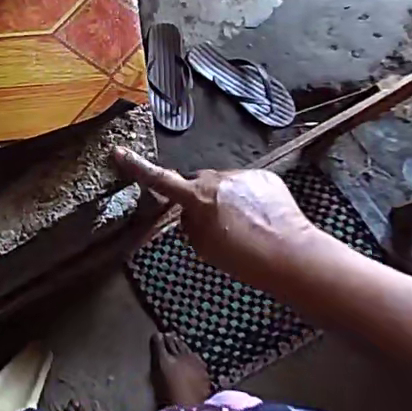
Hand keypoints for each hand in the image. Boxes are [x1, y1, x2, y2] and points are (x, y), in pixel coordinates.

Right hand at [112, 147, 329, 290]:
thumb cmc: (243, 258)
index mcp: (197, 198)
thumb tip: (190, 212)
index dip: (136, 167)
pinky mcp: (265, 178)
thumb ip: (189, 223)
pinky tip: (260, 217)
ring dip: (226, 199)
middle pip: (197, 183)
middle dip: (199, 197)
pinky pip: (245, 185)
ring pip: (223, 184)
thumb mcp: (203, 246)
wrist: (293, 256)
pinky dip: (248, 198)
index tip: (118, 152)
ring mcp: (243, 176)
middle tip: (214, 224)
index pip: (158, 180)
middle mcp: (217, 179)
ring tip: (243, 224)